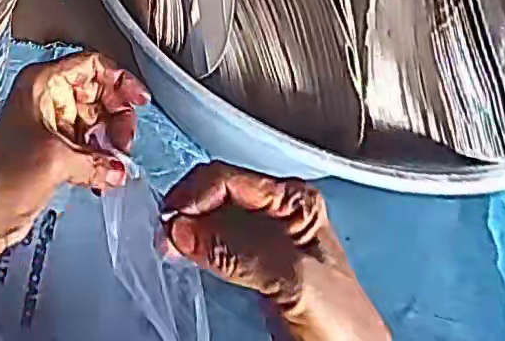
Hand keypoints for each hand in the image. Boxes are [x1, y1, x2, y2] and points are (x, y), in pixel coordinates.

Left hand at [0, 52, 149, 250]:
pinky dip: (101, 155)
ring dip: (111, 139)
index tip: (139, 99)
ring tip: (116, 161)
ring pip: (96, 117)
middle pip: (96, 90)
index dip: (118, 78)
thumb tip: (120, 167)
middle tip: (124, 141)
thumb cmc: (7, 174)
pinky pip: (89, 141)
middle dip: (118, 114)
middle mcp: (46, 96)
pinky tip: (107, 174)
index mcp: (41, 83)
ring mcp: (51, 121)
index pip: (89, 64)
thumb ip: (96, 159)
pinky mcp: (55, 146)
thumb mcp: (56, 158)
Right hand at [162, 163, 388, 340]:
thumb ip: (238, 249)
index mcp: (291, 199)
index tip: (172, 220)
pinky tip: (180, 256)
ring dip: (183, 228)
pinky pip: (208, 243)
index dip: (194, 195)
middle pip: (211, 193)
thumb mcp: (292, 279)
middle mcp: (271, 211)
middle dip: (185, 210)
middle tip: (165, 236)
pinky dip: (188, 246)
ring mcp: (258, 238)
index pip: (225, 178)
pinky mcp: (246, 266)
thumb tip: (179, 230)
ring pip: (206, 217)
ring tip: (167, 248)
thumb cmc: (339, 326)